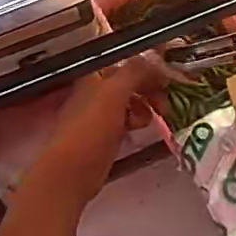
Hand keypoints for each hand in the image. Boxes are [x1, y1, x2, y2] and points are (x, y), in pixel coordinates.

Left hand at [19, 59, 165, 209]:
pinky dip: (136, 120)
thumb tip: (154, 62)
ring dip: (145, 104)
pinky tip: (141, 128)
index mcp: (94, 77)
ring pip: (128, 101)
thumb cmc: (91, 129)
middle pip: (128, 81)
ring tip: (156, 114)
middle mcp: (95, 91)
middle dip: (149, 87)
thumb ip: (135, 72)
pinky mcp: (103, 136)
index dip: (145, 66)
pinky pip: (125, 120)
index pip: (124, 62)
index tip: (165, 76)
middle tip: (165, 98)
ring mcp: (98, 114)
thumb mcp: (114, 92)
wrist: (69, 174)